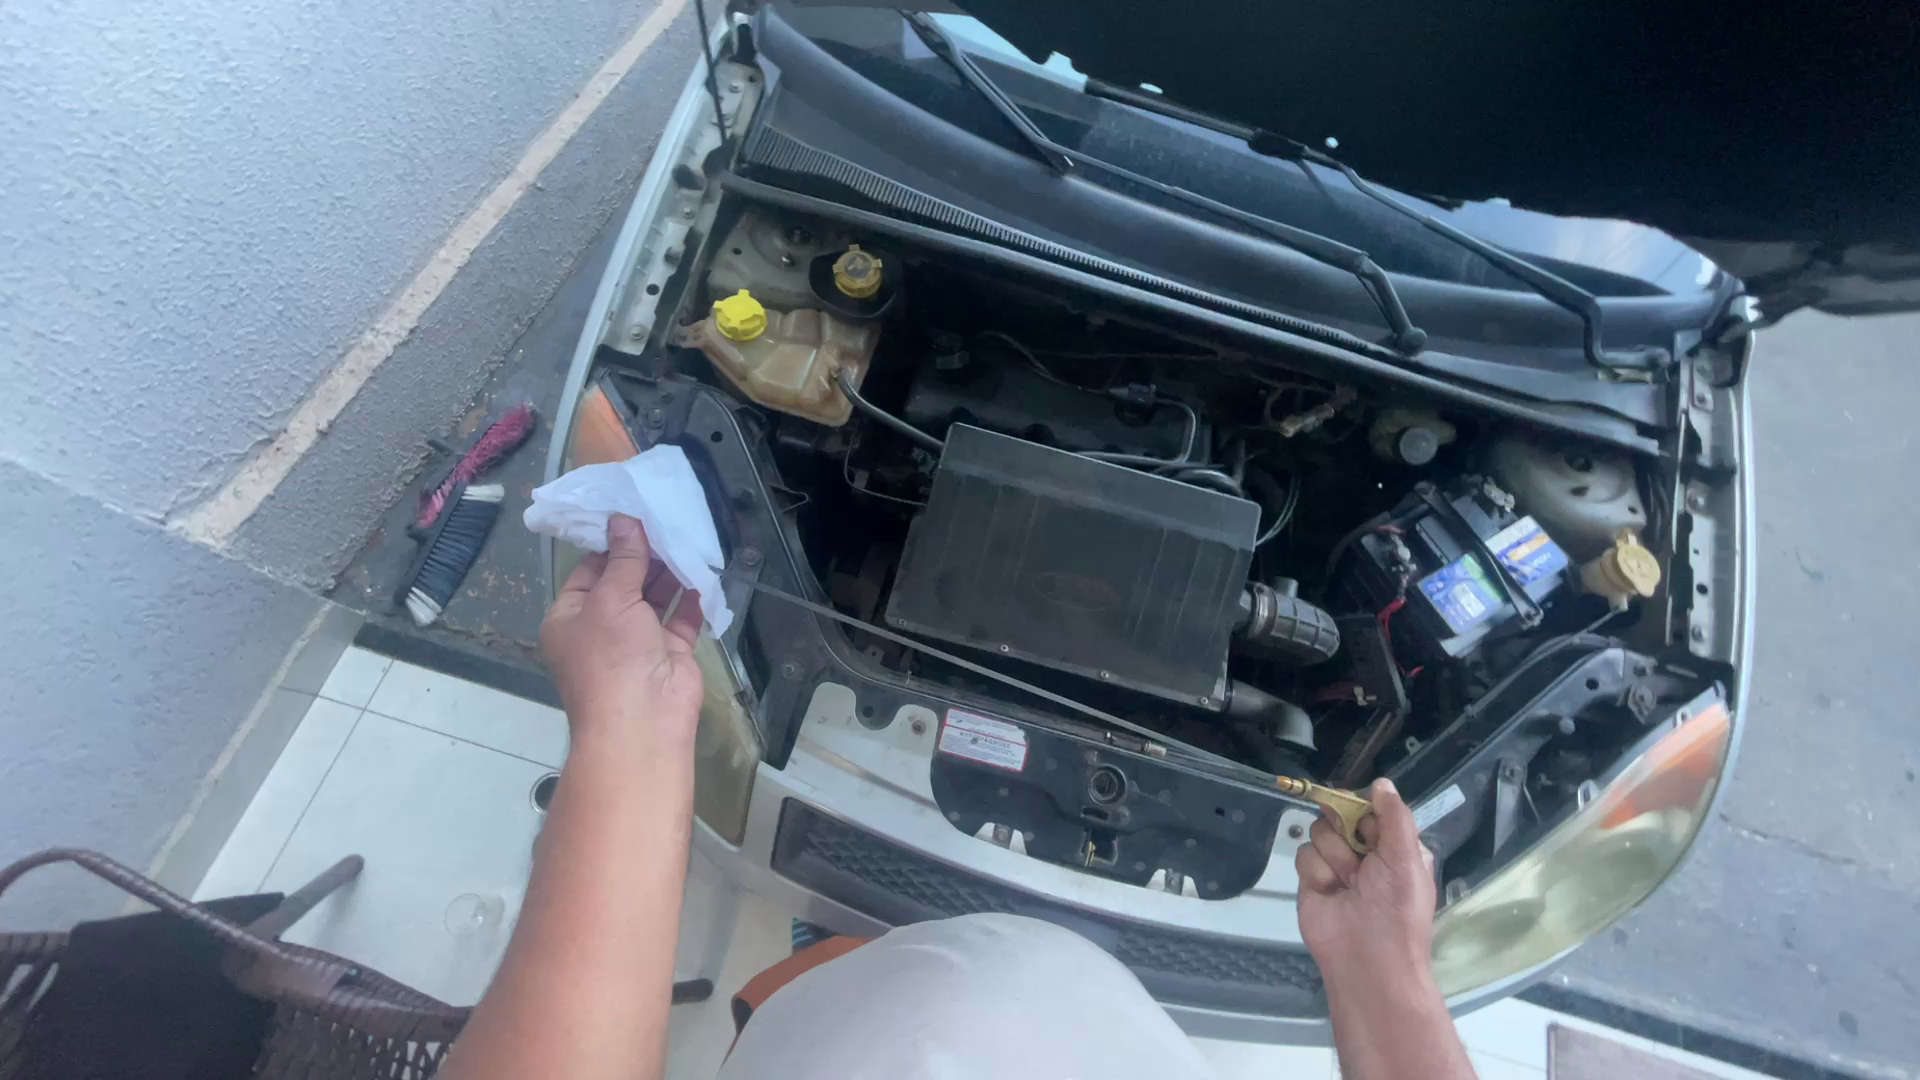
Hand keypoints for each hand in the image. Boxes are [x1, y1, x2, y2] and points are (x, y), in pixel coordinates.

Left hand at [540, 514, 704, 745]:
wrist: (643, 719)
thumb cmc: (611, 657)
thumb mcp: (610, 600)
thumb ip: (624, 559)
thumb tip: (624, 521)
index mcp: (571, 617)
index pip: (590, 571)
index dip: (612, 544)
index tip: (635, 516)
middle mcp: (602, 626)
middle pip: (625, 581)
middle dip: (645, 556)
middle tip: (668, 522)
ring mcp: (638, 640)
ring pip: (655, 597)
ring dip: (670, 573)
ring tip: (687, 540)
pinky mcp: (670, 650)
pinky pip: (681, 617)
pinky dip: (691, 597)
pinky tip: (702, 573)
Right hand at [1295, 778, 1438, 990]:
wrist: (1366, 958)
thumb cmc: (1395, 909)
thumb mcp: (1405, 861)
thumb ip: (1395, 818)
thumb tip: (1382, 783)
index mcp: (1394, 847)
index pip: (1371, 808)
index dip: (1364, 810)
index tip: (1364, 821)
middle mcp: (1365, 852)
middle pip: (1339, 814)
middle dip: (1345, 834)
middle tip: (1358, 853)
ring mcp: (1336, 864)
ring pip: (1319, 831)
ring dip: (1333, 857)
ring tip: (1348, 883)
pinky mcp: (1311, 877)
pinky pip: (1303, 853)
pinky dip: (1316, 872)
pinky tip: (1330, 892)